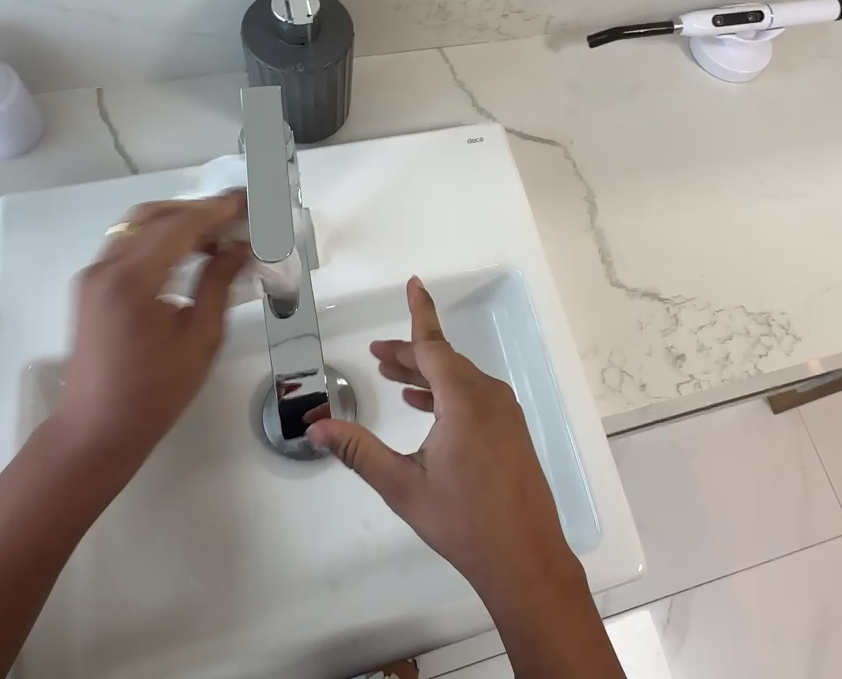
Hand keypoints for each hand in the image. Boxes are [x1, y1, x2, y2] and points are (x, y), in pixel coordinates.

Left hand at [53, 195, 248, 476]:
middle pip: (156, 215)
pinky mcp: (91, 286)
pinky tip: (190, 253)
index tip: (250, 200)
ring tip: (220, 234)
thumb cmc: (155, 392)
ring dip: (180, 221)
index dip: (219, 209)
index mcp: (133, 280)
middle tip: (239, 217)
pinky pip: (128, 244)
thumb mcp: (201, 338)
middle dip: (200, 210)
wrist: (96, 429)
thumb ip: (219, 283)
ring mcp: (93, 275)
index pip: (181, 225)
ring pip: (139, 225)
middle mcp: (106, 267)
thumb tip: (239, 247)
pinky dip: (161, 238)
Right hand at [308, 278, 577, 599]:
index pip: (433, 345)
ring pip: (459, 379)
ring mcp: (504, 413)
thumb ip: (358, 451)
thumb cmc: (463, 521)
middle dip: (408, 355)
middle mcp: (488, 396)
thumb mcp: (402, 486)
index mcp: (464, 400)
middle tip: (375, 356)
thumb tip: (316, 428)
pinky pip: (474, 396)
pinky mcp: (510, 430)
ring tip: (393, 378)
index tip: (413, 283)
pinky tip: (425, 407)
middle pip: (443, 361)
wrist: (525, 558)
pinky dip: (446, 393)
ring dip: (426, 375)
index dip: (419, 313)